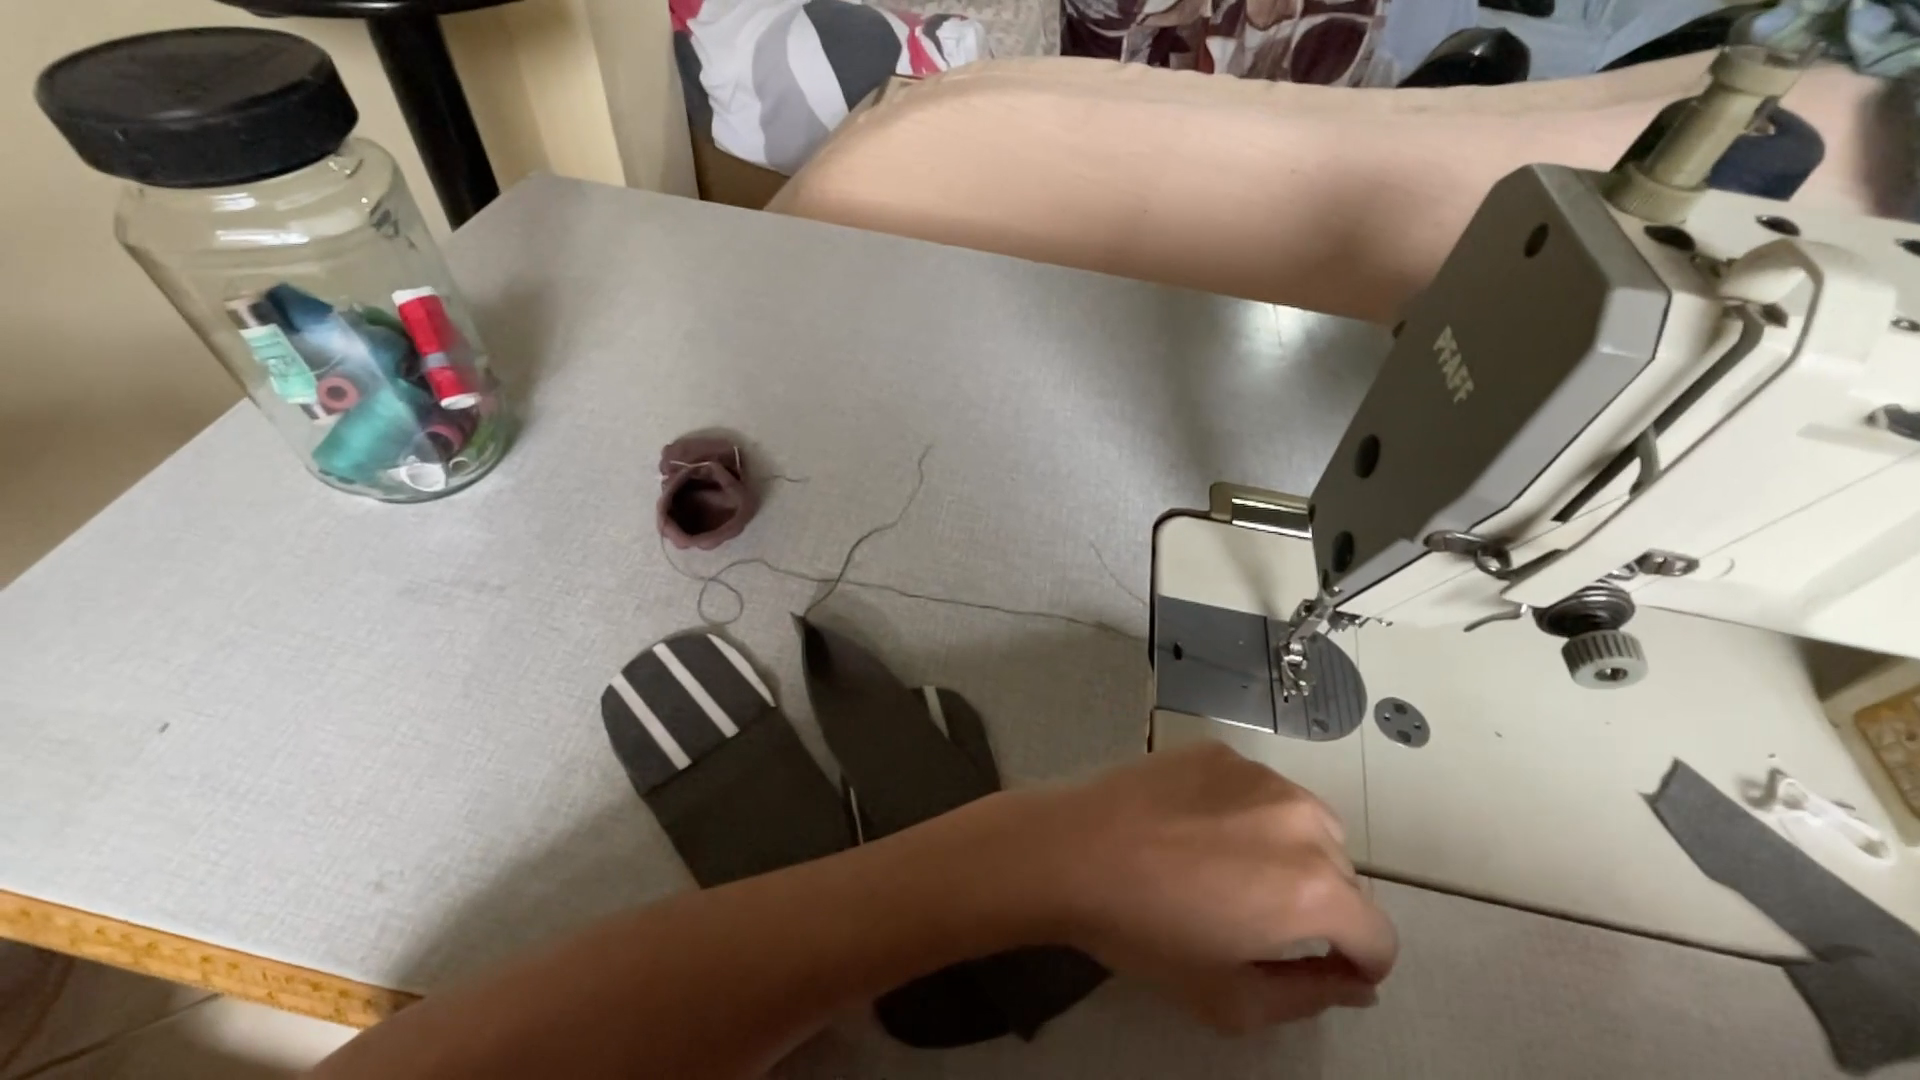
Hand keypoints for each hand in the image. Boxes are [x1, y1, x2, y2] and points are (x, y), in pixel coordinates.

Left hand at [1000, 742, 1395, 1032]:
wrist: (1071, 851)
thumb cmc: (1146, 932)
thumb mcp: (1229, 997)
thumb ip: (1309, 996)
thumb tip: (1354, 981)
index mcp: (1316, 889)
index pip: (1379, 936)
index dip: (1356, 962)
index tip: (1321, 968)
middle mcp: (1304, 821)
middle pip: (1344, 876)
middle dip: (1319, 906)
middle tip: (1256, 919)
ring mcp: (1260, 775)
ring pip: (1306, 825)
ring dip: (1289, 852)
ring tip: (1227, 869)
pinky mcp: (1220, 750)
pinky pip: (1258, 790)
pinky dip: (1248, 812)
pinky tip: (1196, 828)